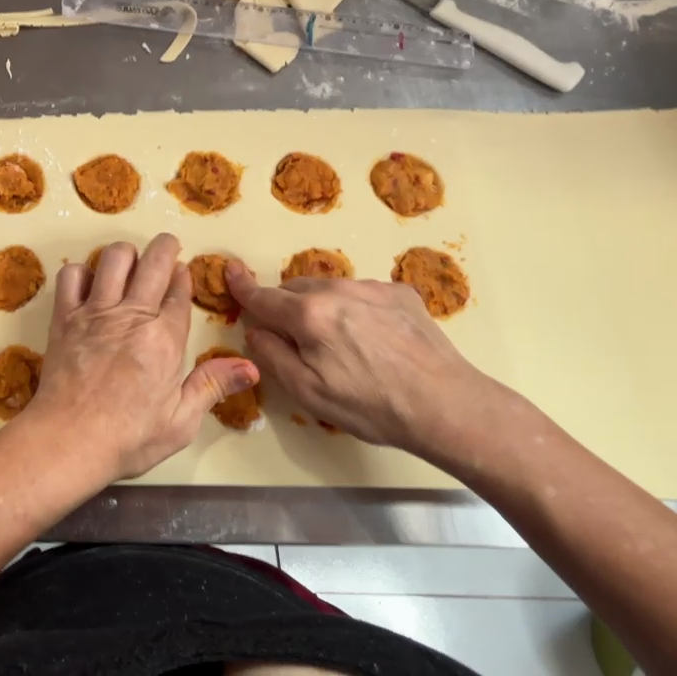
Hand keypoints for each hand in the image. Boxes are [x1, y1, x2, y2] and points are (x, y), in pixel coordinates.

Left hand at [23, 234, 258, 482]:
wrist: (69, 440)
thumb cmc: (129, 438)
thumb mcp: (181, 421)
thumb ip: (213, 386)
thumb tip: (251, 367)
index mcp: (164, 339)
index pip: (179, 292)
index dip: (183, 277)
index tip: (184, 272)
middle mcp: (131, 315)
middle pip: (152, 262)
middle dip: (164, 247)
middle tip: (167, 246)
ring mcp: (94, 312)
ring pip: (113, 258)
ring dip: (126, 254)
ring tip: (130, 262)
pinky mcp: (64, 317)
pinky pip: (70, 276)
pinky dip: (81, 272)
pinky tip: (88, 283)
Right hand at [226, 260, 504, 457]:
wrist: (447, 406)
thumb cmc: (371, 406)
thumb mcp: (307, 392)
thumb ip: (272, 356)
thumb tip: (256, 330)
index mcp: (308, 315)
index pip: (263, 296)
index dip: (241, 286)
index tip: (229, 270)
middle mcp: (336, 290)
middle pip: (295, 290)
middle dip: (288, 308)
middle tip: (299, 343)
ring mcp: (371, 288)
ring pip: (329, 291)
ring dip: (322, 308)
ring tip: (344, 346)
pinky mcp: (400, 294)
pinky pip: (361, 294)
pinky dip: (355, 310)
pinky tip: (374, 341)